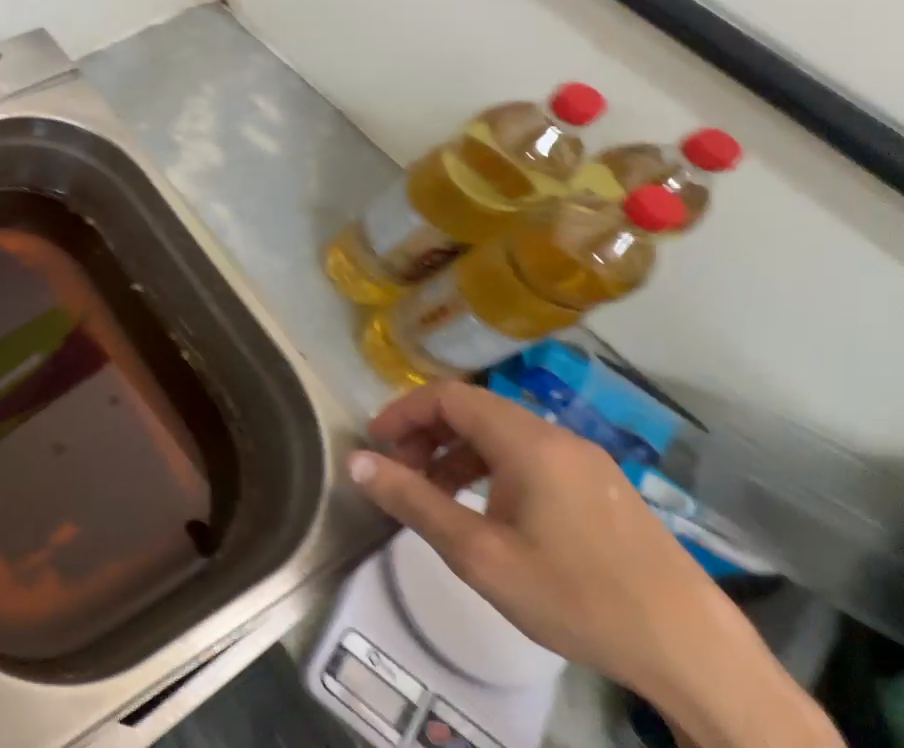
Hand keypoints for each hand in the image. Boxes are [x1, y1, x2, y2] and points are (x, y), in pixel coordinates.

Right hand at [350, 382, 840, 747]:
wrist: (693, 653)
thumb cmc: (576, 597)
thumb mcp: (478, 554)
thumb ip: (413, 501)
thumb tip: (357, 461)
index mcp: (529, 444)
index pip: (449, 397)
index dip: (402, 413)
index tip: (374, 446)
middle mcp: (560, 440)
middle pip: (476, 411)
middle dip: (426, 434)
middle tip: (398, 474)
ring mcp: (589, 465)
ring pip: (504, 436)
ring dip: (457, 454)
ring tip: (434, 497)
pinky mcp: (604, 491)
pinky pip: (532, 460)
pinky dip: (491, 471)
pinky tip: (486, 514)